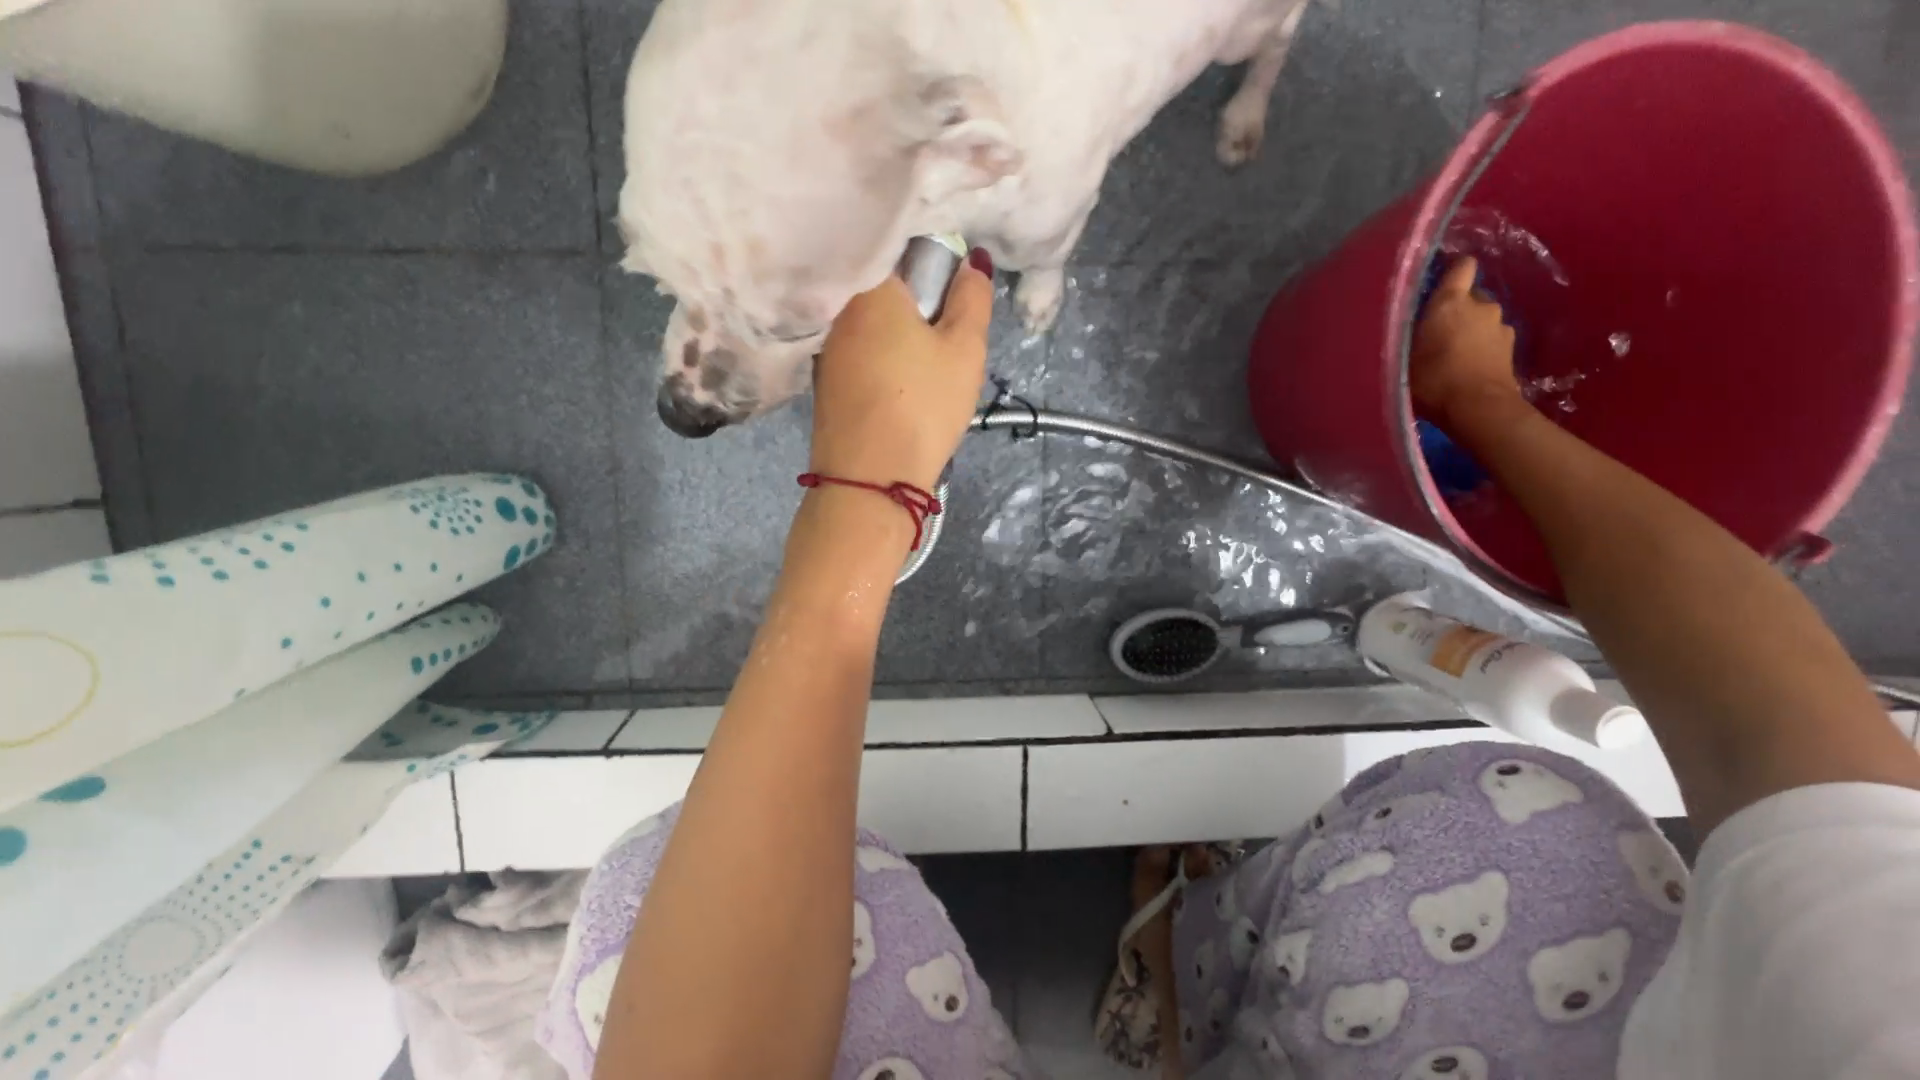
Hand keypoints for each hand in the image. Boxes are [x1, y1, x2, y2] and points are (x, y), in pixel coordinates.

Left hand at [810, 252, 992, 490]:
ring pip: (872, 327)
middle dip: (918, 308)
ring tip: (923, 376)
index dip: (937, 271)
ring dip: (898, 339)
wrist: (869, 478)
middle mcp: (840, 309)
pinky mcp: (823, 382)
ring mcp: (827, 347)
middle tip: (944, 345)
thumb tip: (972, 262)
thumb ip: (973, 299)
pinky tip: (896, 393)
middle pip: (886, 290)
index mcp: (872, 288)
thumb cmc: (923, 405)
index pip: (906, 252)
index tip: (954, 303)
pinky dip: (880, 364)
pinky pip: (859, 356)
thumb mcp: (966, 350)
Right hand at [1411, 257, 1522, 430]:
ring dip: (1471, 330)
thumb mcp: (1404, 356)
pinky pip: (1492, 339)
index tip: (1439, 283)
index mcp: (1451, 301)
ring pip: (1482, 320)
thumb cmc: (1433, 379)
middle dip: (1458, 309)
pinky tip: (1469, 367)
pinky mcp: (1512, 348)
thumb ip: (1409, 332)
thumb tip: (1406, 321)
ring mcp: (1501, 326)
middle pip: (1470, 296)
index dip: (1452, 270)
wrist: (1478, 409)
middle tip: (1438, 332)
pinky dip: (1483, 348)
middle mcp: (1481, 305)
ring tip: (1454, 354)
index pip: (1461, 266)